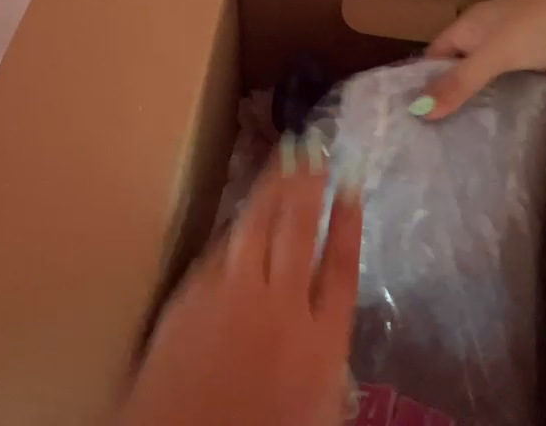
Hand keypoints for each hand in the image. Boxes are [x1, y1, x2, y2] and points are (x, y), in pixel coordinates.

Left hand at [114, 135, 362, 425]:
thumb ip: (327, 365)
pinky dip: (237, 222)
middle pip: (300, 231)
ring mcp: (234, 294)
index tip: (351, 183)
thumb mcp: (315, 411)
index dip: (348, 222)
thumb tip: (328, 334)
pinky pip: (223, 247)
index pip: (340, 266)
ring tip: (285, 154)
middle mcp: (281, 306)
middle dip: (309, 184)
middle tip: (315, 145)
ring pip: (259, 226)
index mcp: (320, 341)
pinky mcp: (194, 294)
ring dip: (273, 187)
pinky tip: (243, 204)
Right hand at [417, 0, 545, 120]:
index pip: (437, 51)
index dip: (424, 77)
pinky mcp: (539, 60)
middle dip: (449, 90)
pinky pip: (510, 81)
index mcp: (471, 22)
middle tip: (432, 129)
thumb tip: (418, 111)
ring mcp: (515, 45)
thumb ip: (458, 84)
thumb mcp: (491, 55)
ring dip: (476, 96)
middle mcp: (488, 31)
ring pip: (486, 74)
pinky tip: (495, 121)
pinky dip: (501, 98)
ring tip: (458, 132)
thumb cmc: (534, 29)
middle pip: (460, 63)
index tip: (413, 110)